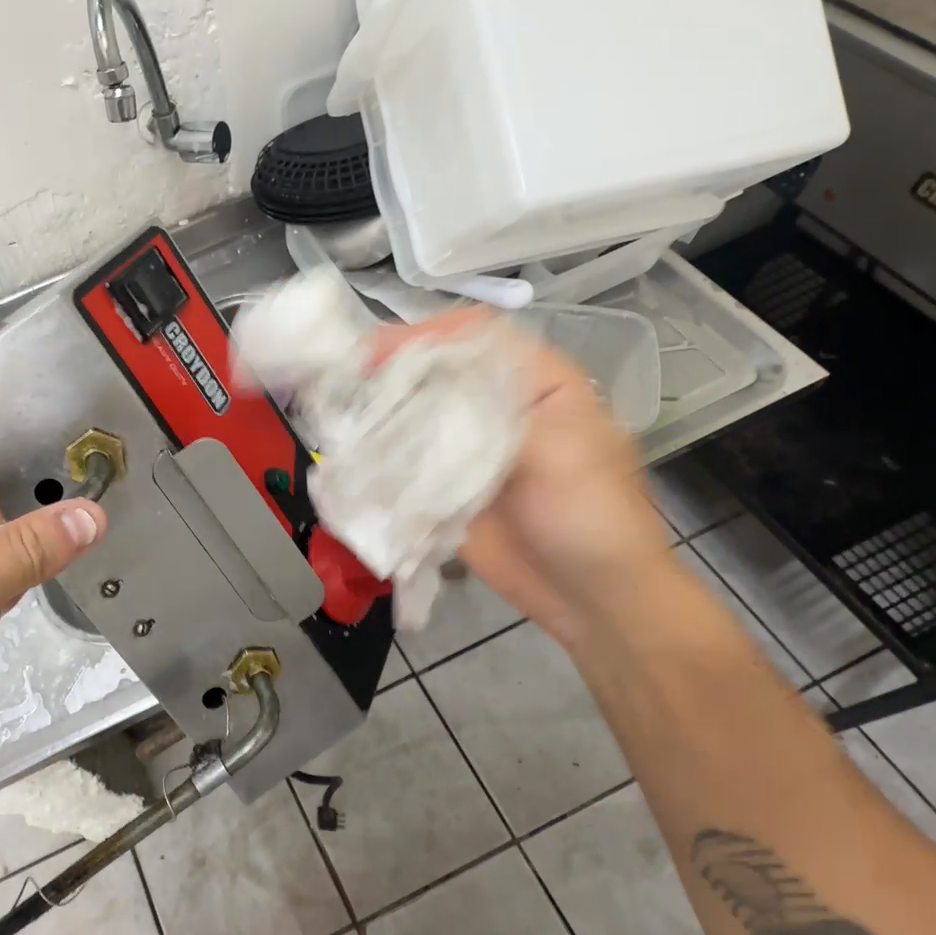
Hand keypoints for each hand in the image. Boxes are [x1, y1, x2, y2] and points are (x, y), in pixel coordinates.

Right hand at [375, 310, 674, 647]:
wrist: (595, 599)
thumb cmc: (594, 518)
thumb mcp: (564, 452)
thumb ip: (499, 411)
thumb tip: (423, 388)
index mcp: (537, 383)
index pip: (477, 337)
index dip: (429, 335)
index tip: (380, 350)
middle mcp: (498, 405)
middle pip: (439, 370)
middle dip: (394, 370)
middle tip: (347, 377)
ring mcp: (470, 447)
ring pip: (418, 412)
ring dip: (382, 410)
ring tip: (341, 411)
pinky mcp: (447, 485)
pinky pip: (409, 461)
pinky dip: (381, 455)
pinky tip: (353, 453)